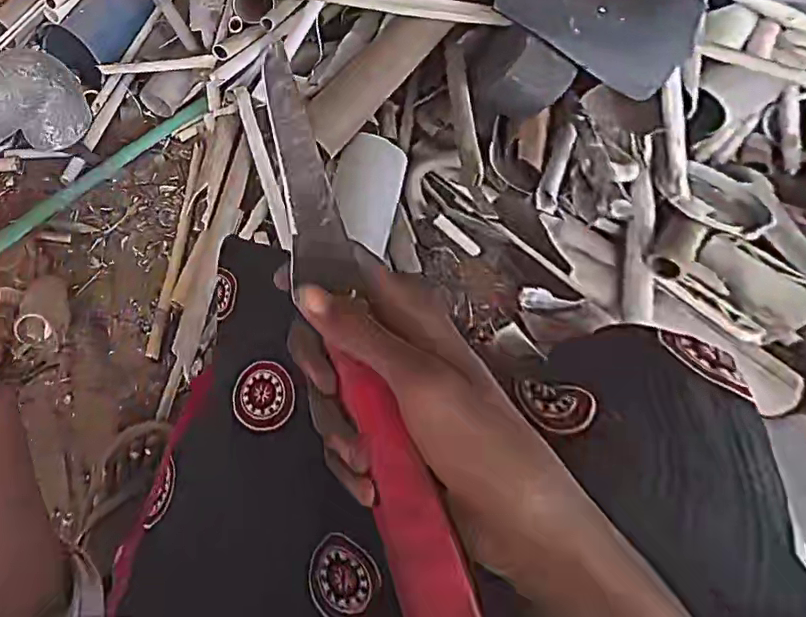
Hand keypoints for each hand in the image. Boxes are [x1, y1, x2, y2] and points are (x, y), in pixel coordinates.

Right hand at [287, 263, 684, 615]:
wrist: (524, 535)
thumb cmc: (486, 443)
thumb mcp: (417, 379)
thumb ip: (357, 332)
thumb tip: (307, 291)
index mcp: (409, 317)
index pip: (351, 271)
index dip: (314, 272)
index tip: (282, 287)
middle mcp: (393, 347)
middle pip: (324, 332)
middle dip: (319, 368)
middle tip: (330, 388)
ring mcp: (385, 392)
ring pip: (327, 387)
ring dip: (336, 426)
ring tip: (364, 456)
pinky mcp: (381, 433)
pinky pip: (339, 430)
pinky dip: (346, 456)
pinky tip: (370, 478)